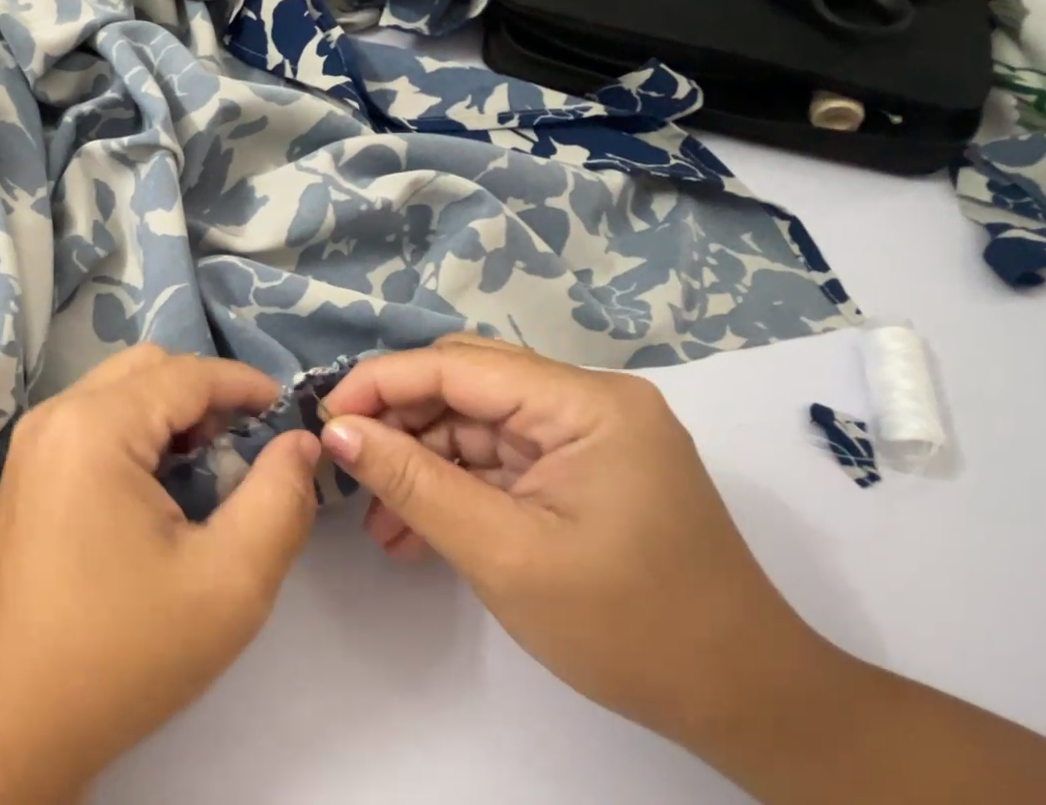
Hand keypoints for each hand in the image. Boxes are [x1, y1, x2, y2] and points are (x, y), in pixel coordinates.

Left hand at [0, 345, 321, 797]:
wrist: (12, 719)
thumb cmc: (124, 651)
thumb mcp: (229, 580)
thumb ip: (280, 498)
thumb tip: (300, 443)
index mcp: (94, 426)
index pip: (186, 374)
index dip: (247, 385)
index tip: (292, 415)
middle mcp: (54, 417)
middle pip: (146, 370)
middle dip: (206, 395)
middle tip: (248, 448)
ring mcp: (31, 446)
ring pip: (117, 394)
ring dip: (171, 415)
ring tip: (211, 471)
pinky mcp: (25, 476)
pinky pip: (91, 425)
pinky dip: (137, 436)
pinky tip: (162, 491)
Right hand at [317, 334, 825, 741]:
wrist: (743, 702)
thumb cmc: (627, 626)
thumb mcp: (501, 552)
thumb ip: (412, 482)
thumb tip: (335, 431)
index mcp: (586, 404)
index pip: (456, 364)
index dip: (380, 384)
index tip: (322, 421)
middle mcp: (588, 402)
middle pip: (463, 384)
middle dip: (397, 422)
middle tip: (345, 466)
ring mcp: (586, 436)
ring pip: (472, 423)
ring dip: (418, 463)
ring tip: (378, 522)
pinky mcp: (580, 470)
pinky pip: (495, 459)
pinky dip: (450, 487)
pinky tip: (412, 532)